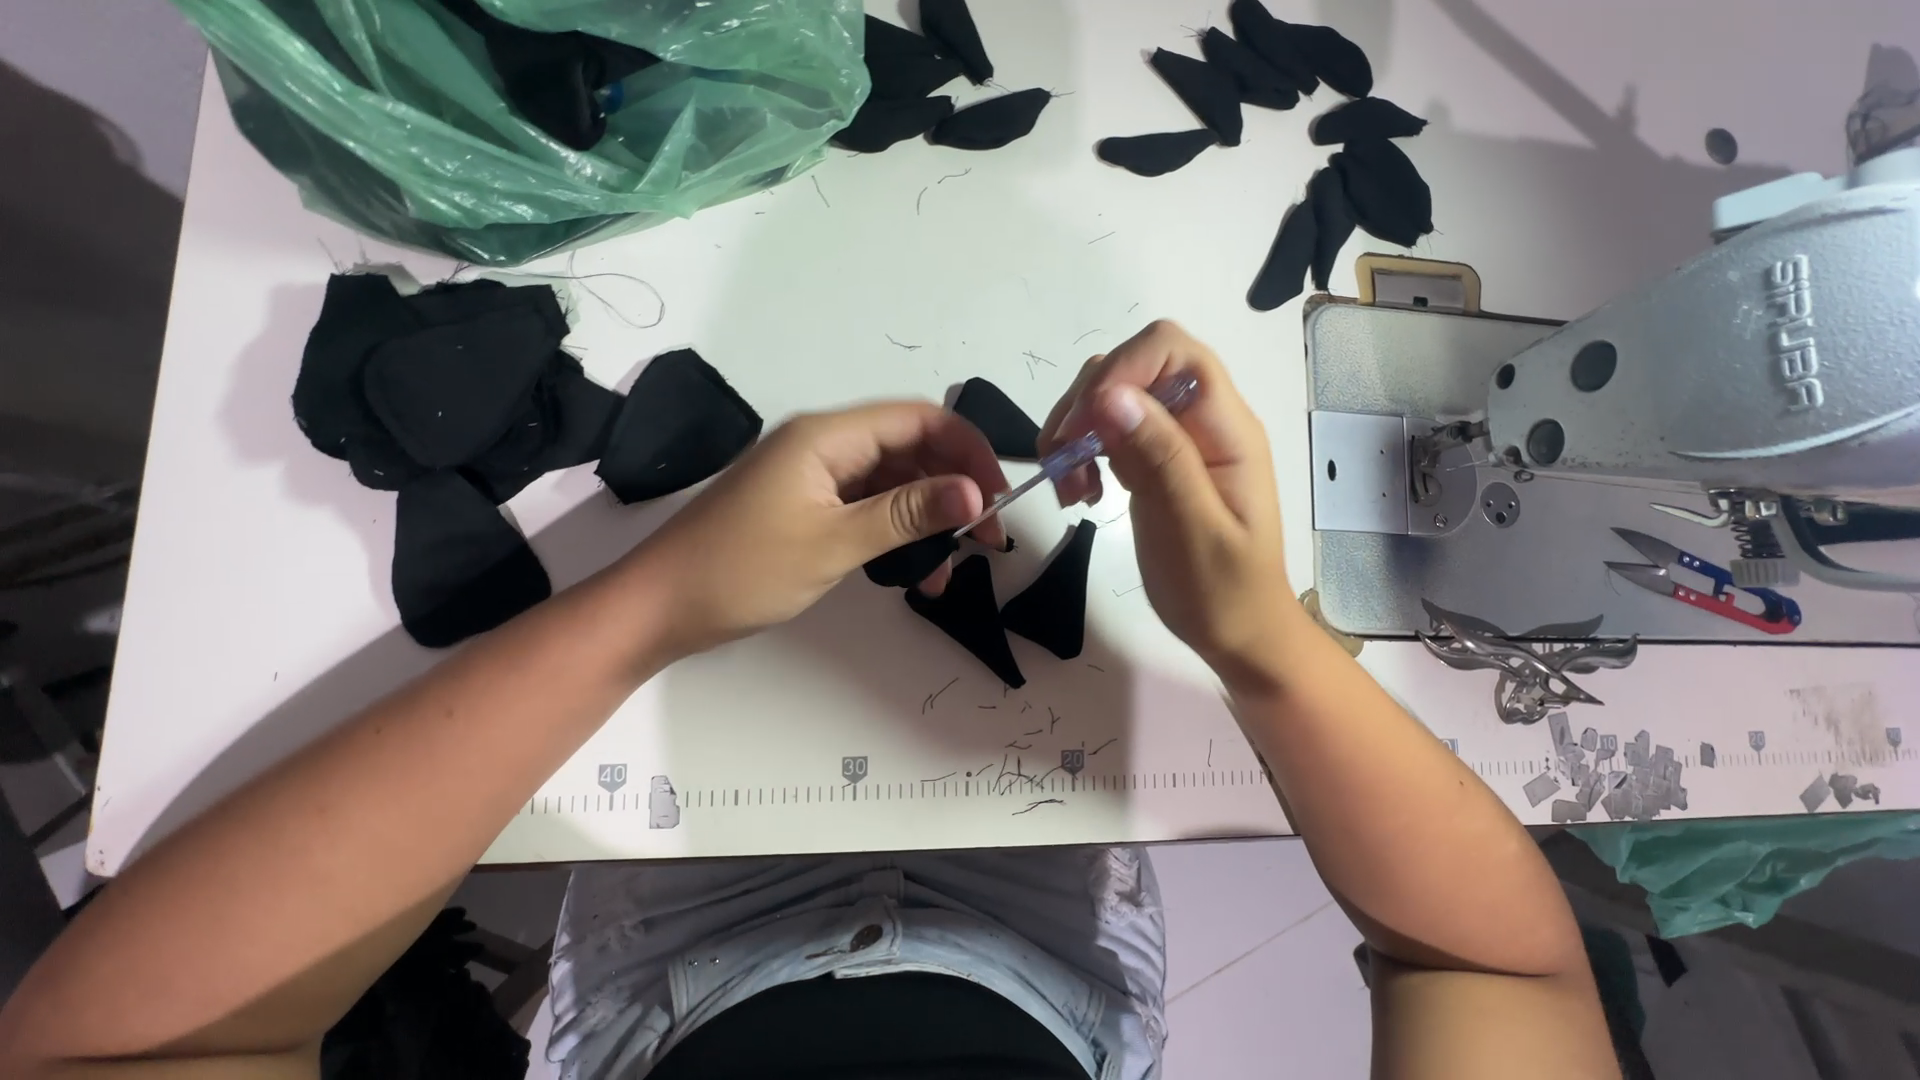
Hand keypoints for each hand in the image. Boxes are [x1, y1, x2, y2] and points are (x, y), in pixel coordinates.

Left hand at [630, 402, 1007, 657]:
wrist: (661, 606)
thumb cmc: (742, 570)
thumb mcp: (833, 542)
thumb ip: (906, 514)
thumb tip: (976, 493)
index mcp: (827, 436)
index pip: (919, 419)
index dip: (968, 450)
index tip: (999, 498)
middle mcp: (824, 445)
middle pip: (910, 449)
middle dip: (954, 488)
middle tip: (985, 541)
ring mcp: (814, 477)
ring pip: (892, 483)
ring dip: (927, 519)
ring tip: (949, 568)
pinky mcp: (807, 506)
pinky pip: (867, 508)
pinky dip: (896, 534)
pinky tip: (914, 572)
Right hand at [1038, 320, 1294, 690]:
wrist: (1238, 633)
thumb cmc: (1222, 591)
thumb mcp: (1190, 529)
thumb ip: (1158, 459)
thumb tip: (1109, 394)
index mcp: (1226, 428)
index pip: (1172, 352)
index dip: (1120, 370)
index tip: (1082, 427)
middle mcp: (1203, 421)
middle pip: (1135, 366)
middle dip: (1087, 403)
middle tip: (1062, 463)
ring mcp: (1179, 439)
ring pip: (1114, 396)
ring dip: (1077, 430)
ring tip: (1069, 487)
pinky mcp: (1157, 461)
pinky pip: (1111, 430)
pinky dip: (1082, 452)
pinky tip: (1080, 491)